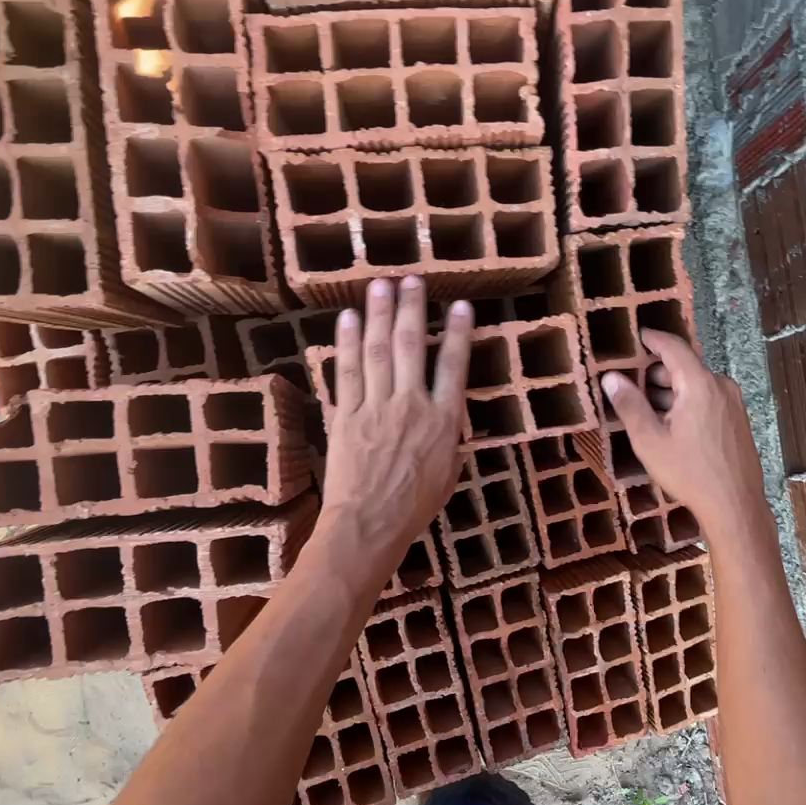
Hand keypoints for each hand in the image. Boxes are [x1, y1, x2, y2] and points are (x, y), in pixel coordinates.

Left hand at [319, 277, 472, 571]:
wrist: (369, 524)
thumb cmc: (414, 506)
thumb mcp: (449, 474)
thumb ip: (451, 439)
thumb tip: (453, 417)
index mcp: (442, 421)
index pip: (453, 366)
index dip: (457, 332)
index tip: (459, 306)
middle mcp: (411, 405)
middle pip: (411, 346)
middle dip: (412, 309)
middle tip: (411, 280)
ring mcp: (375, 407)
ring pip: (377, 349)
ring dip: (379, 314)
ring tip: (380, 285)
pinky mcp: (345, 414)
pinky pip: (347, 370)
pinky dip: (346, 342)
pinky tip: (347, 318)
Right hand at [601, 330, 768, 536]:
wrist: (734, 505)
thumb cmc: (689, 473)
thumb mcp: (650, 441)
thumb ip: (629, 405)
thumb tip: (610, 377)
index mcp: (700, 384)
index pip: (674, 347)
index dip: (653, 339)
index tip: (636, 336)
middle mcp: (721, 386)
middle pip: (685, 366)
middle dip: (657, 372)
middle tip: (631, 382)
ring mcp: (733, 403)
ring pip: (697, 385)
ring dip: (672, 391)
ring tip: (646, 408)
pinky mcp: (738, 420)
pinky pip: (708, 399)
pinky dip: (688, 402)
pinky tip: (671, 425)